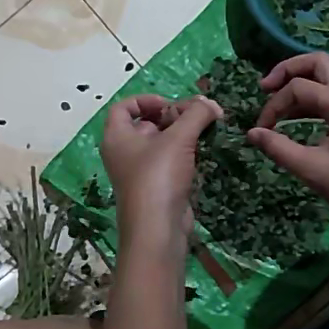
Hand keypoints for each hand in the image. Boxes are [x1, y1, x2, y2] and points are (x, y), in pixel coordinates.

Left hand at [101, 94, 222, 249]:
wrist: (158, 228)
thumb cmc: (158, 176)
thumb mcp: (178, 138)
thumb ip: (195, 114)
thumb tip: (210, 103)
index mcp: (117, 137)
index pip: (123, 107)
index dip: (145, 100)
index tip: (169, 104)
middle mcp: (124, 152)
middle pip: (146, 123)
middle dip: (173, 116)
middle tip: (198, 115)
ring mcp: (141, 172)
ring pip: (161, 144)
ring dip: (183, 134)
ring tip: (207, 129)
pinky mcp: (158, 187)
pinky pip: (170, 162)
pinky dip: (185, 153)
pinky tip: (205, 150)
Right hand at [247, 53, 328, 230]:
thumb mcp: (311, 169)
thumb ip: (278, 148)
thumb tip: (251, 133)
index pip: (298, 88)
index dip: (274, 105)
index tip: (261, 130)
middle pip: (318, 63)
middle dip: (288, 70)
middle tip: (265, 88)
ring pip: (324, 76)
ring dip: (298, 82)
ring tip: (274, 100)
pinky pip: (328, 94)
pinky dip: (307, 98)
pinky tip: (291, 117)